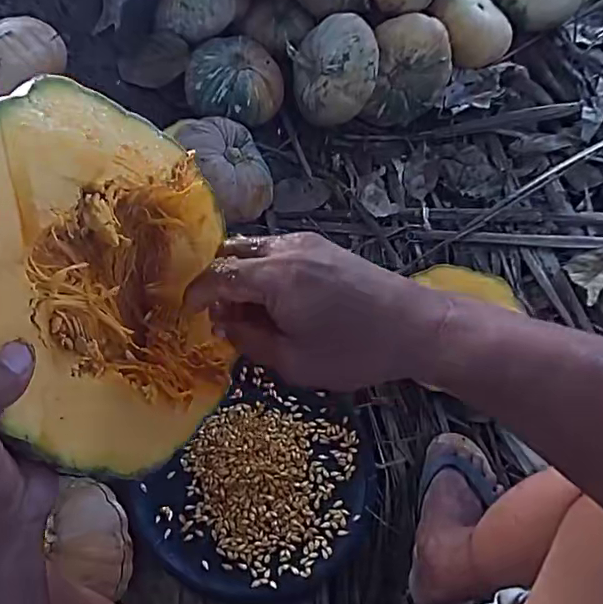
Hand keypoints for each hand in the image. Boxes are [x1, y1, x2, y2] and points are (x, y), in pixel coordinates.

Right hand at [184, 232, 448, 390]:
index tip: (186, 315)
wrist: (416, 326)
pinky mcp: (324, 246)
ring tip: (246, 312)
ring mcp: (308, 243)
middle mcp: (287, 248)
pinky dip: (263, 271)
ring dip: (240, 275)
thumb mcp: (293, 361)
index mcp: (274, 276)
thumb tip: (222, 325)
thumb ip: (248, 341)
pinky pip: (277, 252)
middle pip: (231, 253)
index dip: (195, 295)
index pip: (216, 275)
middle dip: (216, 282)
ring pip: (254, 250)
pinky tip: (274, 300)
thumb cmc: (355, 351)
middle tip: (216, 315)